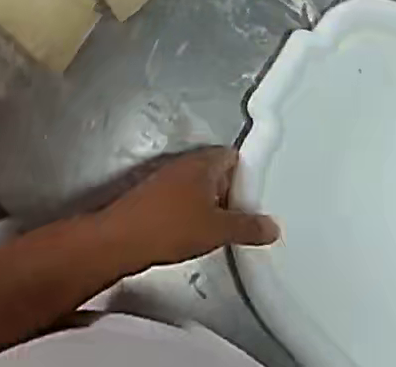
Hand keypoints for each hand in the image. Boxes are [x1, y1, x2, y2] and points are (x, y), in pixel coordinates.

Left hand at [96, 147, 279, 269]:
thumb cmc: (172, 227)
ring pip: (199, 185)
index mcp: (205, 162)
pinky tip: (193, 232)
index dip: (248, 174)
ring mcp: (167, 177)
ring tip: (220, 228)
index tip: (256, 196)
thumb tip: (273, 227)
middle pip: (217, 170)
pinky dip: (191, 209)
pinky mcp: (153, 194)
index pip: (234, 156)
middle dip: (230, 191)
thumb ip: (247, 227)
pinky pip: (182, 196)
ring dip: (210, 202)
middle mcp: (186, 162)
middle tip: (242, 215)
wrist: (121, 239)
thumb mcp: (217, 231)